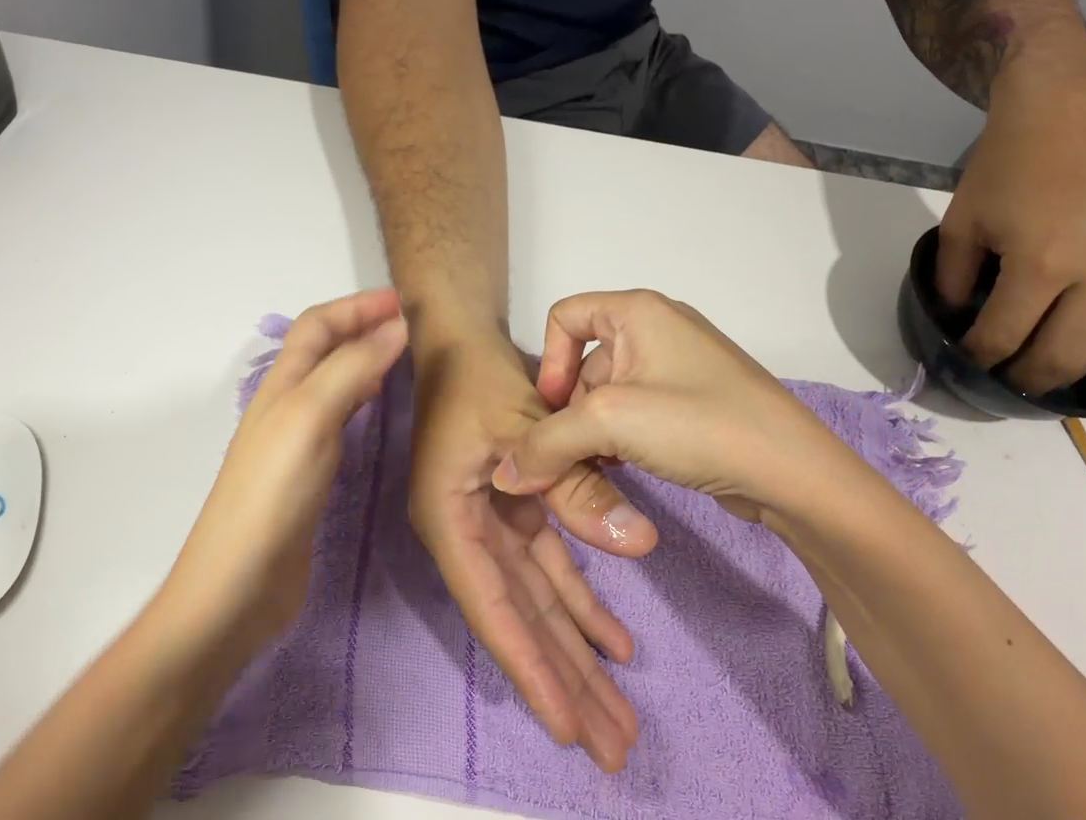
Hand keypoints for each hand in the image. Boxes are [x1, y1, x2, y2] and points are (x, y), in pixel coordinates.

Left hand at [168, 290, 408, 643]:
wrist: (239, 584)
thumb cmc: (272, 493)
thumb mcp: (310, 417)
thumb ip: (351, 368)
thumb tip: (395, 325)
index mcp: (282, 384)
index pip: (317, 325)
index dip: (356, 306)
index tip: (404, 302)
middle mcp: (287, 405)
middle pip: (325, 350)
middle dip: (364, 328)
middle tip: (413, 327)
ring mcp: (297, 442)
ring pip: (334, 384)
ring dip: (366, 363)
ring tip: (407, 361)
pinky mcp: (309, 477)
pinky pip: (341, 422)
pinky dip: (365, 403)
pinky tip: (383, 414)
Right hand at [407, 324, 652, 772]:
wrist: (458, 339)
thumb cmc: (476, 374)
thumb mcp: (526, 422)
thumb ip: (577, 484)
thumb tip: (636, 543)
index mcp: (449, 519)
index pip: (494, 608)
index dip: (532, 668)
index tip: (570, 727)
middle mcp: (464, 533)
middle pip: (518, 619)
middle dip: (565, 681)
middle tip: (610, 746)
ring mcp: (489, 525)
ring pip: (538, 601)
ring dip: (577, 652)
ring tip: (618, 713)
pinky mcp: (514, 512)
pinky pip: (550, 566)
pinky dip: (582, 601)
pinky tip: (614, 641)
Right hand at [494, 291, 863, 522]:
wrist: (793, 473)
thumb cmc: (699, 424)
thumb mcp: (610, 423)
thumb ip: (546, 442)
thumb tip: (504, 474)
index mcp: (638, 310)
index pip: (564, 315)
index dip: (549, 361)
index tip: (555, 409)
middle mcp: (657, 329)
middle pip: (583, 362)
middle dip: (571, 410)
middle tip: (572, 454)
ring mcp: (678, 368)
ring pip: (607, 395)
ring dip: (594, 431)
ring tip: (601, 467)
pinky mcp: (692, 404)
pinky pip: (635, 413)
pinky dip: (620, 439)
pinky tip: (624, 470)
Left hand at [939, 84, 1085, 392]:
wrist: (1070, 113)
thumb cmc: (1005, 165)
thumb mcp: (962, 223)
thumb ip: (955, 277)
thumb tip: (958, 316)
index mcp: (1043, 267)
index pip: (1005, 335)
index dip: (979, 356)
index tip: (963, 364)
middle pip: (1061, 356)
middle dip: (1025, 378)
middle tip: (998, 384)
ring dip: (1065, 368)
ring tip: (1030, 375)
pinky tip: (1065, 343)